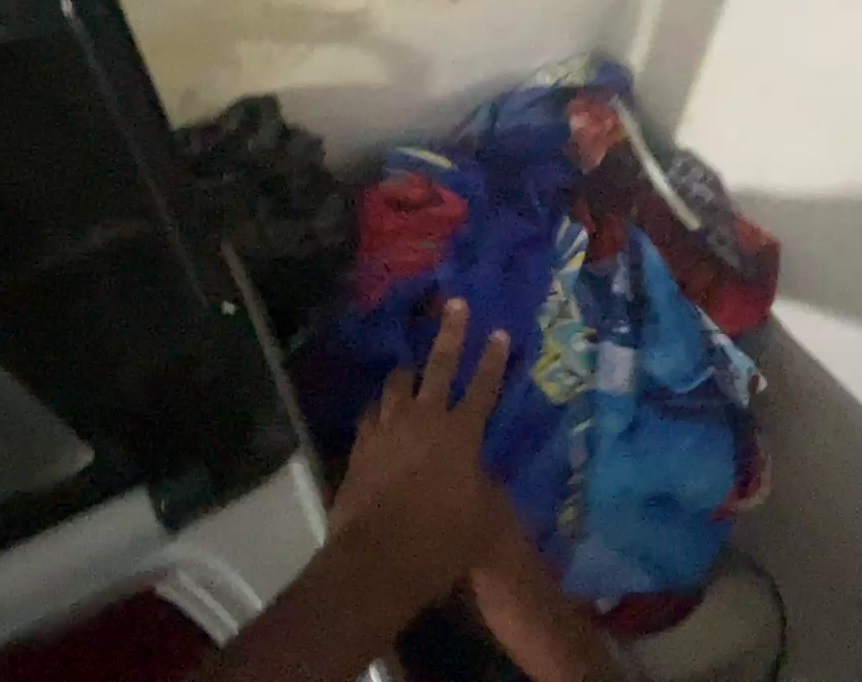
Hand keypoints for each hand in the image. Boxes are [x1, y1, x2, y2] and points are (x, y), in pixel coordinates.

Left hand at [327, 298, 511, 605]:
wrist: (379, 557)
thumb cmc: (442, 542)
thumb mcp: (481, 517)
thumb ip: (480, 484)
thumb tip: (477, 471)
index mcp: (461, 435)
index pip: (484, 389)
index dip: (494, 360)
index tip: (499, 332)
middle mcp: (425, 420)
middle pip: (441, 367)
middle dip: (451, 333)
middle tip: (456, 305)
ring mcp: (389, 428)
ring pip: (399, 384)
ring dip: (408, 371)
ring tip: (410, 363)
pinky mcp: (363, 443)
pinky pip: (372, 412)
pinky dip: (380, 406)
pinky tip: (380, 407)